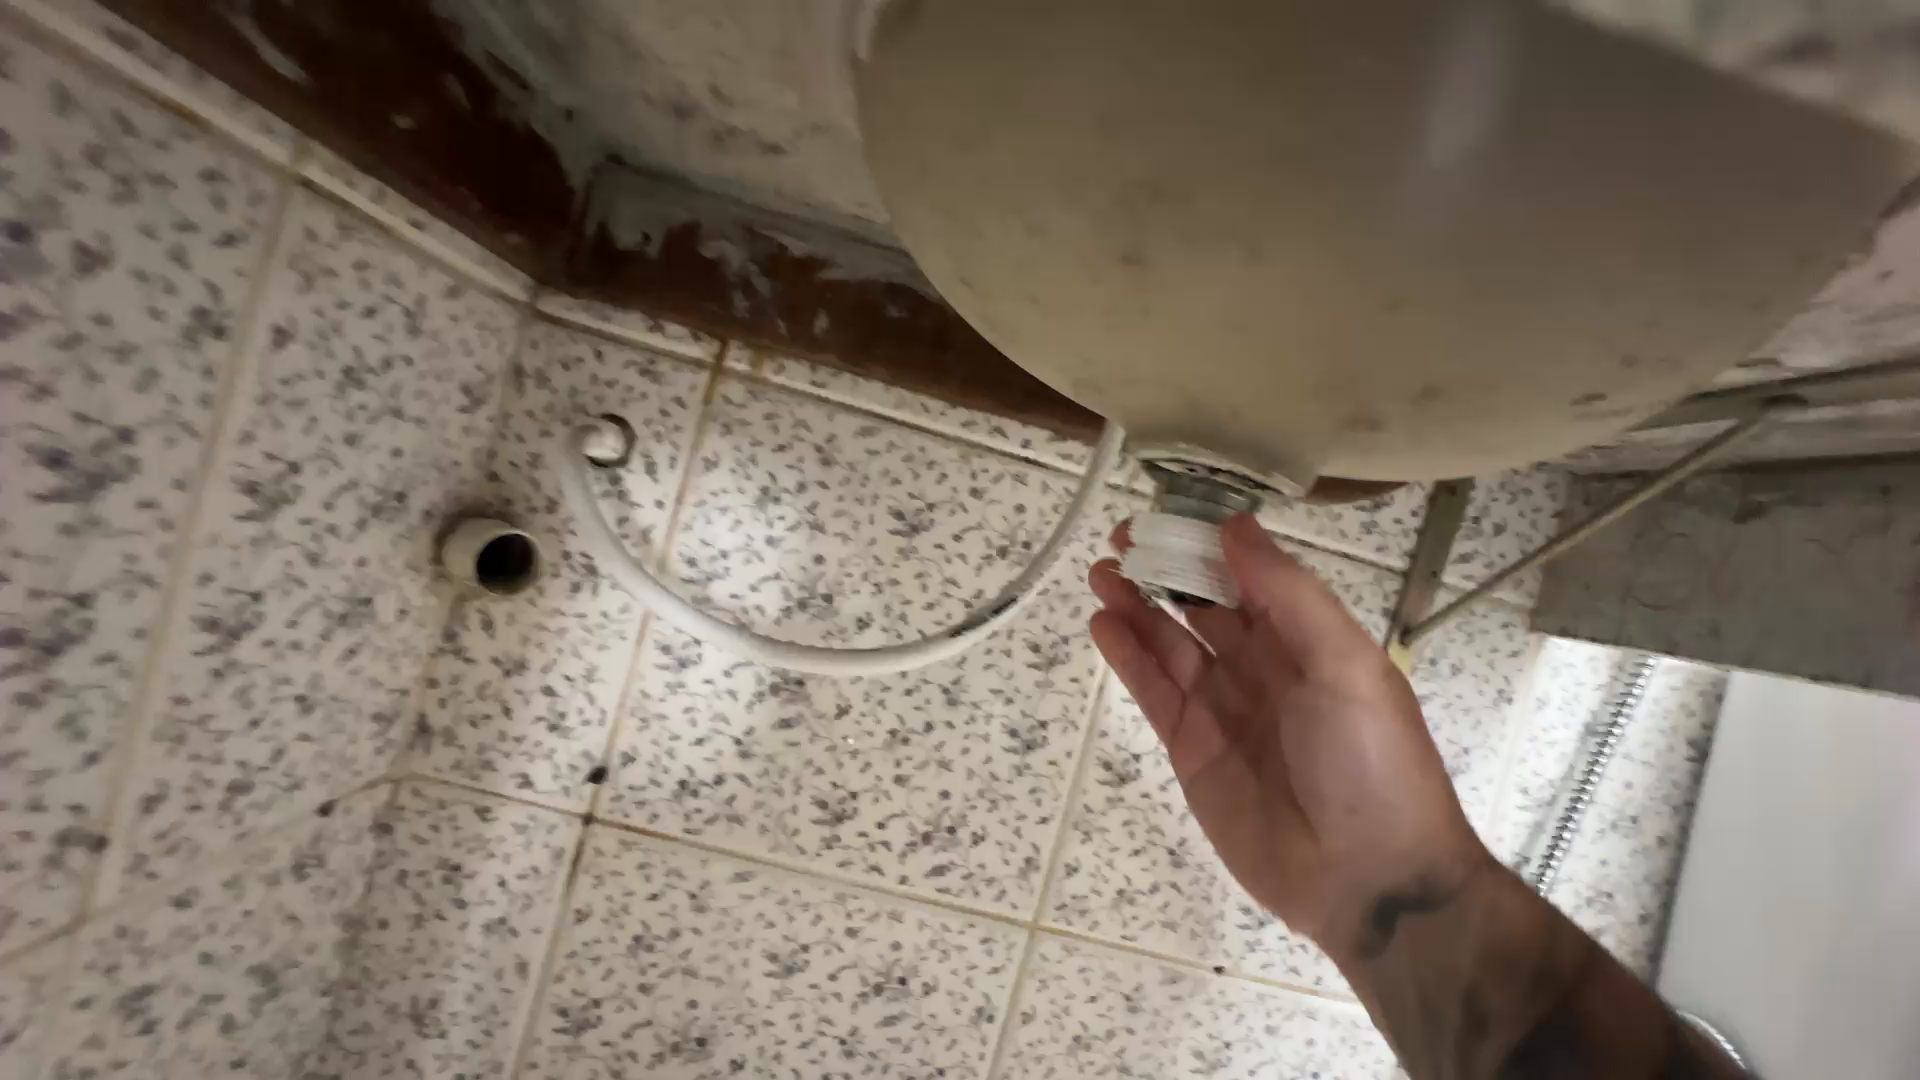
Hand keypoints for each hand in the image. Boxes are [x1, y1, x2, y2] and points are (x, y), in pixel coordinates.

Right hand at [1087, 514, 1492, 965]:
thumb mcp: (1344, 663)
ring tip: (1101, 574)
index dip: (1208, 547)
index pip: (1249, 579)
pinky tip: (1103, 624)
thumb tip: (1236, 526)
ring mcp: (1221, 707)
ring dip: (1135, 607)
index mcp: (1306, 641)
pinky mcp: (1189, 746)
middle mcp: (1261, 666)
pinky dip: (1127, 656)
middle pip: (1201, 607)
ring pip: (1168, 644)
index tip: (1170, 518)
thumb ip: (1287, 593)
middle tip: (1121, 541)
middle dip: (1164, 572)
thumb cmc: (1369, 760)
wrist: (1367, 878)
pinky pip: (1153, 690)